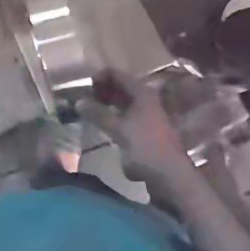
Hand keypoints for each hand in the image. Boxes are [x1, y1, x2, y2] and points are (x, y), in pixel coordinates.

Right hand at [77, 71, 191, 190]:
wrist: (171, 176)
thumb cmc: (145, 147)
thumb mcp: (118, 129)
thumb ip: (98, 114)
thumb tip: (78, 101)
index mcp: (141, 92)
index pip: (116, 74)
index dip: (99, 77)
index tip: (84, 88)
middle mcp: (146, 98)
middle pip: (120, 86)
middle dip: (102, 91)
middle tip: (85, 100)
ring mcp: (148, 114)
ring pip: (123, 101)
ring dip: (107, 104)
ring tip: (90, 111)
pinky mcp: (147, 129)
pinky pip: (127, 115)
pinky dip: (114, 115)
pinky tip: (104, 124)